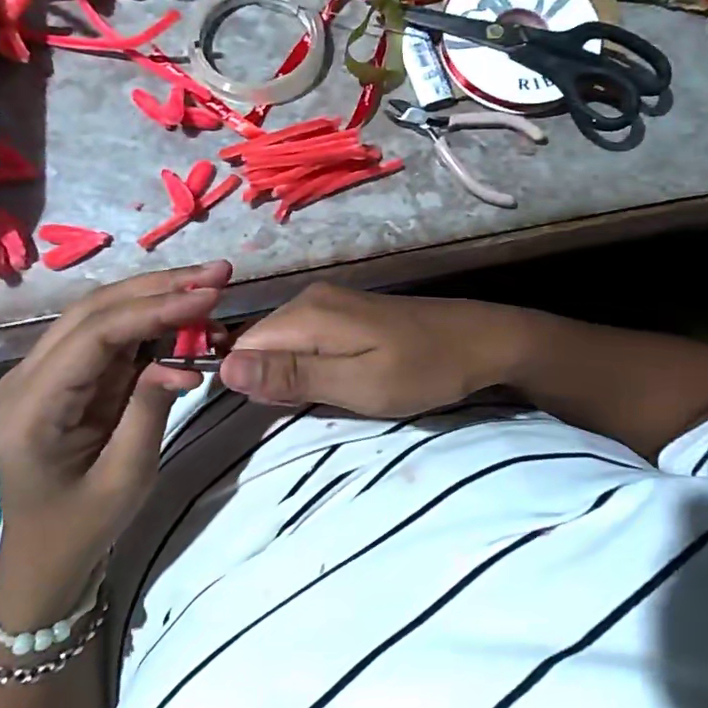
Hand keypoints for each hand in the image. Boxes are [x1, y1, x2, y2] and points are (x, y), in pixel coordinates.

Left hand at [0, 261, 230, 625]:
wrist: (42, 557)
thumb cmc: (81, 527)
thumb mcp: (124, 478)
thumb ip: (149, 412)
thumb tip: (184, 363)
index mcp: (34, 405)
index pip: (95, 335)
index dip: (154, 308)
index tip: (209, 297)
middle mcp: (30, 375)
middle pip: (95, 310)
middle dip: (159, 287)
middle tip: (218, 274)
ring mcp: (46, 373)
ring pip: (101, 314)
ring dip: (156, 294)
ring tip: (209, 282)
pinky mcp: (68, 377)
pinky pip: (110, 336)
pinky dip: (150, 319)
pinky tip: (186, 310)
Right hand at [219, 283, 520, 416]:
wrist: (483, 341)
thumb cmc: (424, 368)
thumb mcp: (357, 384)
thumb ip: (292, 375)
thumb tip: (224, 368)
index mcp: (307, 313)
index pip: (242, 349)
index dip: (254, 385)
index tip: (290, 408)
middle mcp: (310, 299)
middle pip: (262, 345)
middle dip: (278, 382)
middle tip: (323, 403)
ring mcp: (331, 302)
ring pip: (285, 345)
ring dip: (300, 377)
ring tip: (338, 393)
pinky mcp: (349, 312)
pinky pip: (309, 341)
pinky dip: (318, 366)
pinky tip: (346, 379)